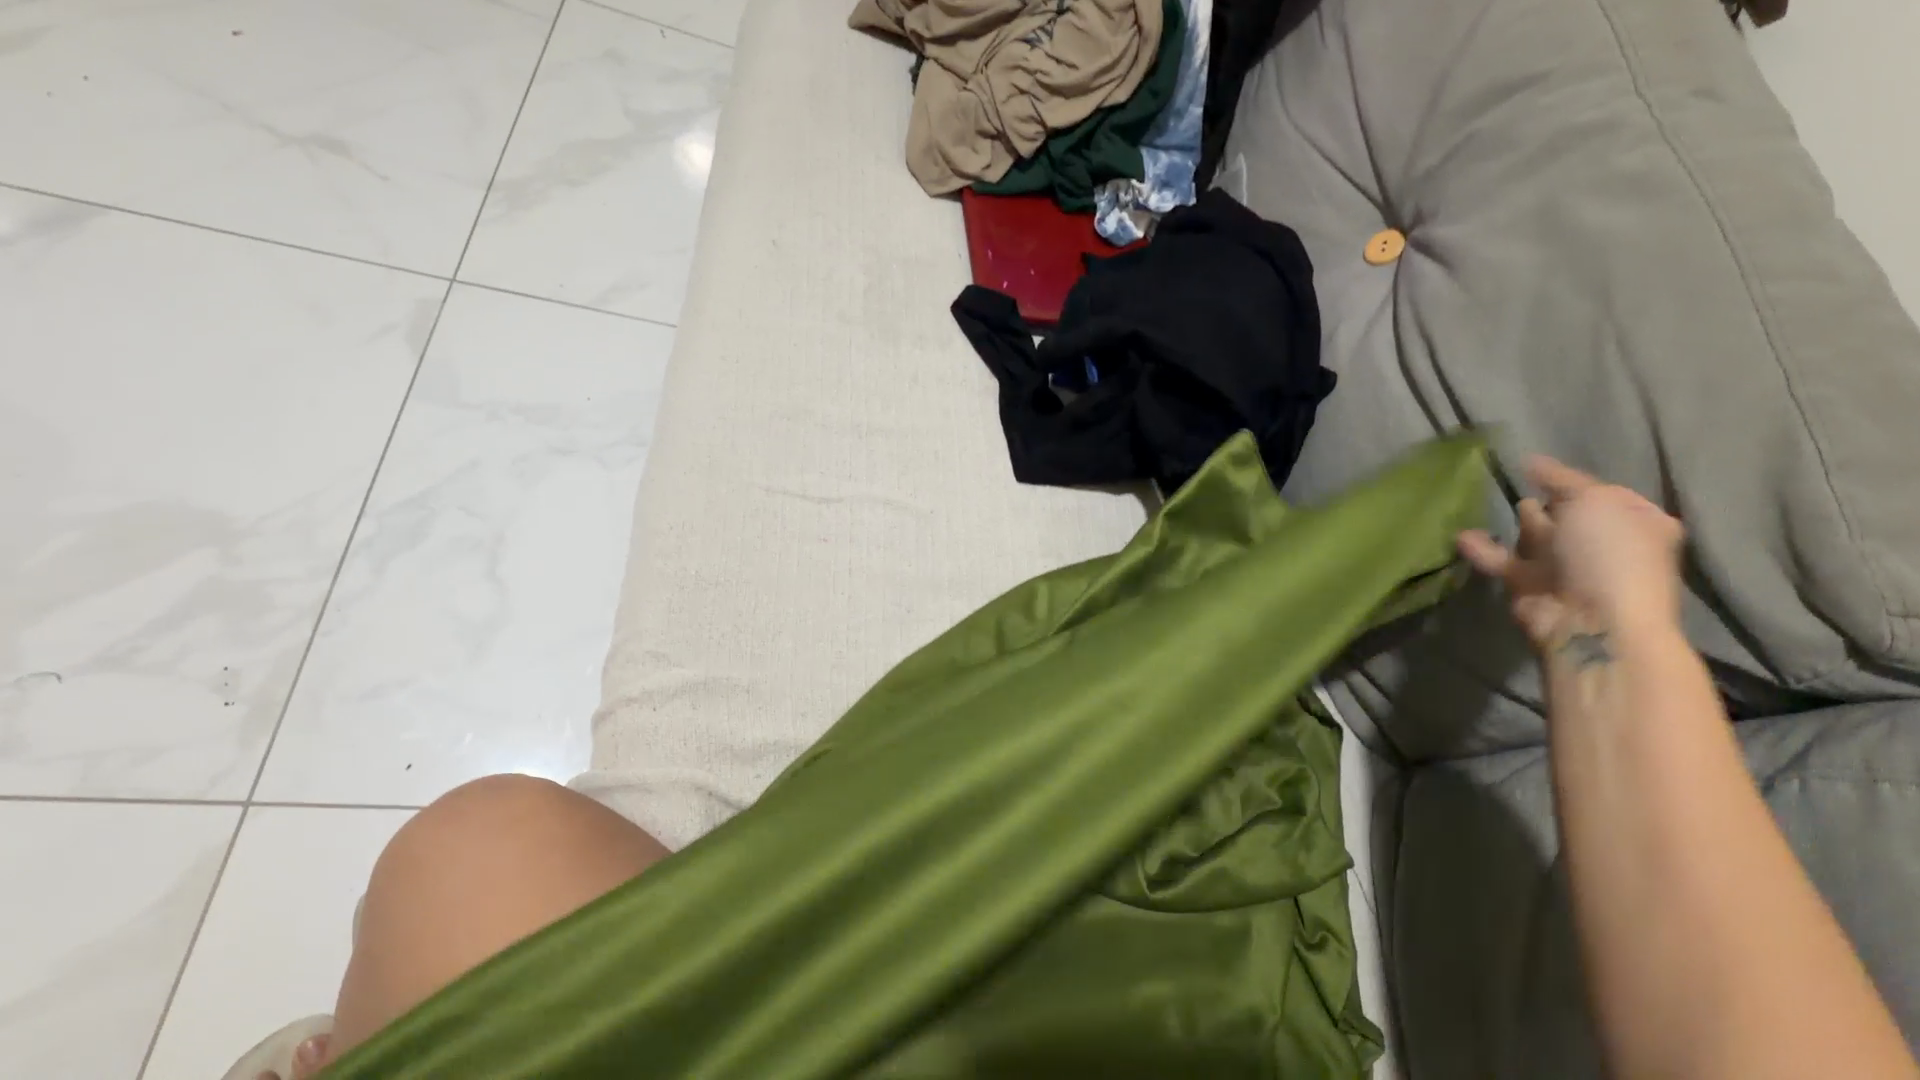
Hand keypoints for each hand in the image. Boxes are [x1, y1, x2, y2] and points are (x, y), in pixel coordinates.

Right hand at [1457, 457, 1684, 650]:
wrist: (1593, 622)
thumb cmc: (1610, 554)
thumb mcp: (1595, 500)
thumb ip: (1562, 479)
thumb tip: (1532, 462)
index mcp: (1636, 522)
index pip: (1600, 492)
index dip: (1570, 480)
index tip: (1534, 467)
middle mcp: (1603, 545)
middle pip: (1565, 515)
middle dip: (1544, 502)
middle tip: (1519, 487)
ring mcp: (1566, 569)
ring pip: (1534, 537)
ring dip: (1515, 523)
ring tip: (1489, 505)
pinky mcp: (1529, 588)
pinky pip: (1502, 562)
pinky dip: (1482, 549)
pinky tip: (1463, 536)